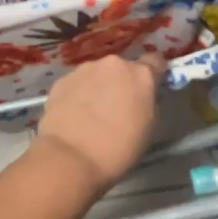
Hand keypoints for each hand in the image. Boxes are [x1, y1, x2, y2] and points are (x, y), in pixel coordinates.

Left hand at [31, 55, 166, 191]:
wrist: (70, 157)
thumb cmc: (118, 149)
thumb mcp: (148, 128)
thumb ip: (147, 103)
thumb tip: (140, 97)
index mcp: (140, 74)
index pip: (155, 61)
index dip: (153, 75)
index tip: (148, 90)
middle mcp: (113, 63)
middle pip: (122, 69)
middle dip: (121, 83)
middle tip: (116, 107)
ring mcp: (84, 69)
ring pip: (97, 74)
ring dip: (98, 87)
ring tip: (91, 114)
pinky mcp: (61, 80)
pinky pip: (76, 84)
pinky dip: (78, 94)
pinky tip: (73, 115)